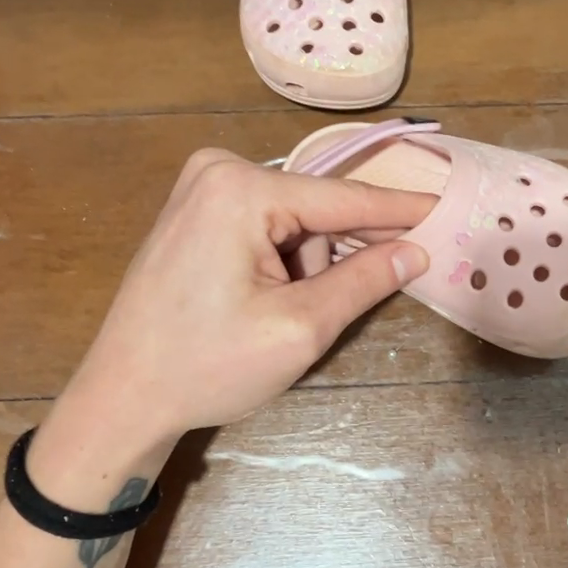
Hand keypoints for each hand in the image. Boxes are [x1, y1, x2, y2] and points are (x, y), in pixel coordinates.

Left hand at [36, 149, 433, 474]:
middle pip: (316, 210)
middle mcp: (219, 170)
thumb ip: (362, 281)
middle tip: (321, 308)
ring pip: (294, 221)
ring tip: (271, 316)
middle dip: (335, 257)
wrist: (121, 397)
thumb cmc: (207, 366)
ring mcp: (201, 187)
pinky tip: (262, 301)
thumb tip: (416, 250)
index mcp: (242, 190)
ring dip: (304, 267)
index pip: (343, 199)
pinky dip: (282, 260)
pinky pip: (266, 224)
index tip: (446, 205)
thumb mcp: (298, 328)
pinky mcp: (194, 210)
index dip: (400, 210)